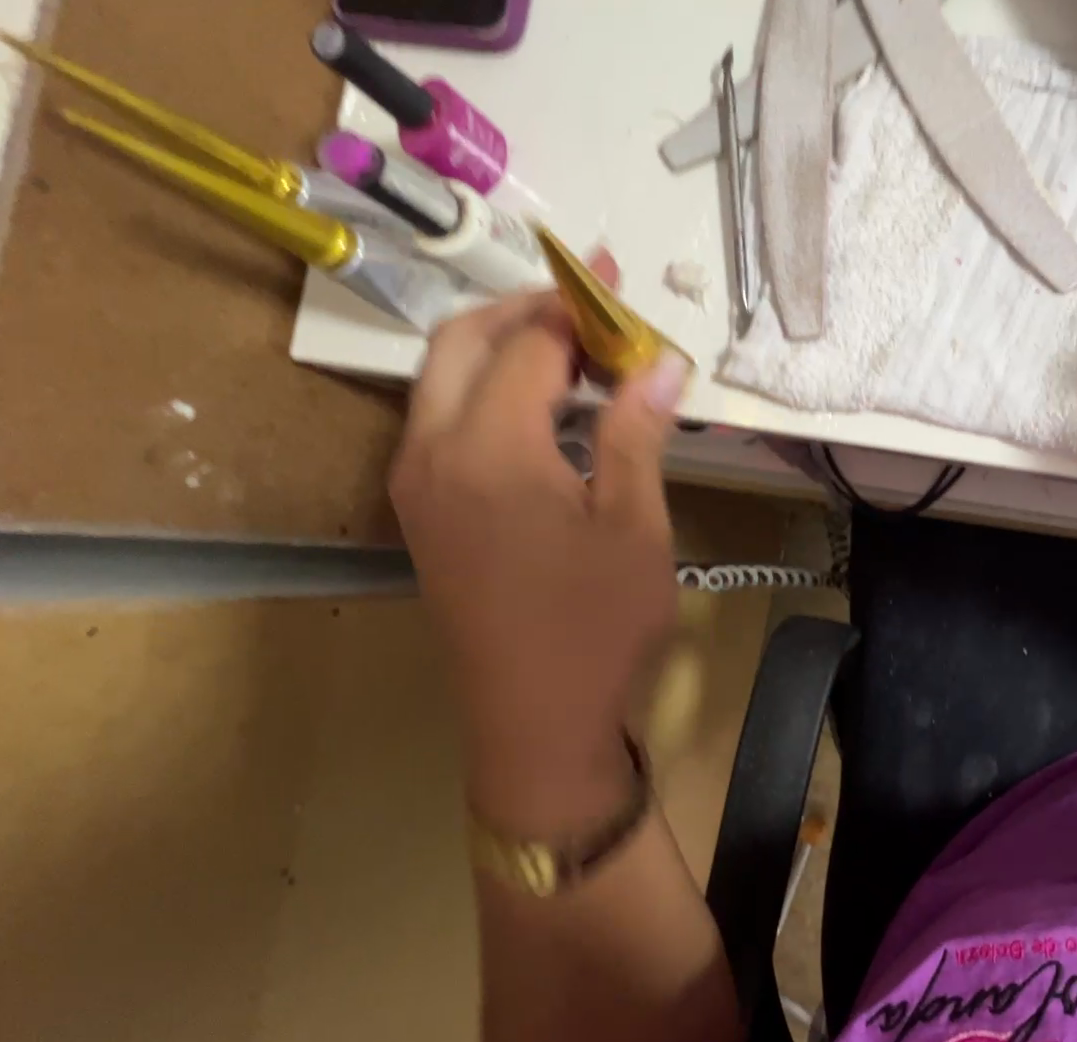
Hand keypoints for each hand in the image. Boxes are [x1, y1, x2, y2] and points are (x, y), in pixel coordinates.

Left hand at [390, 254, 694, 833]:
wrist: (537, 720)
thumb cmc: (598, 624)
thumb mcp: (634, 526)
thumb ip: (636, 433)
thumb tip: (660, 363)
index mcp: (489, 450)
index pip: (529, 347)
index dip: (579, 310)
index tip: (621, 286)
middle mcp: (432, 451)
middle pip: (461, 343)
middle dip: (525, 310)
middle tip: (589, 306)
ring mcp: (416, 484)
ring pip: (441, 380)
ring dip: (501, 348)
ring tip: (573, 352)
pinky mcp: (421, 513)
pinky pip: (442, 422)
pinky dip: (487, 393)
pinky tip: (542, 414)